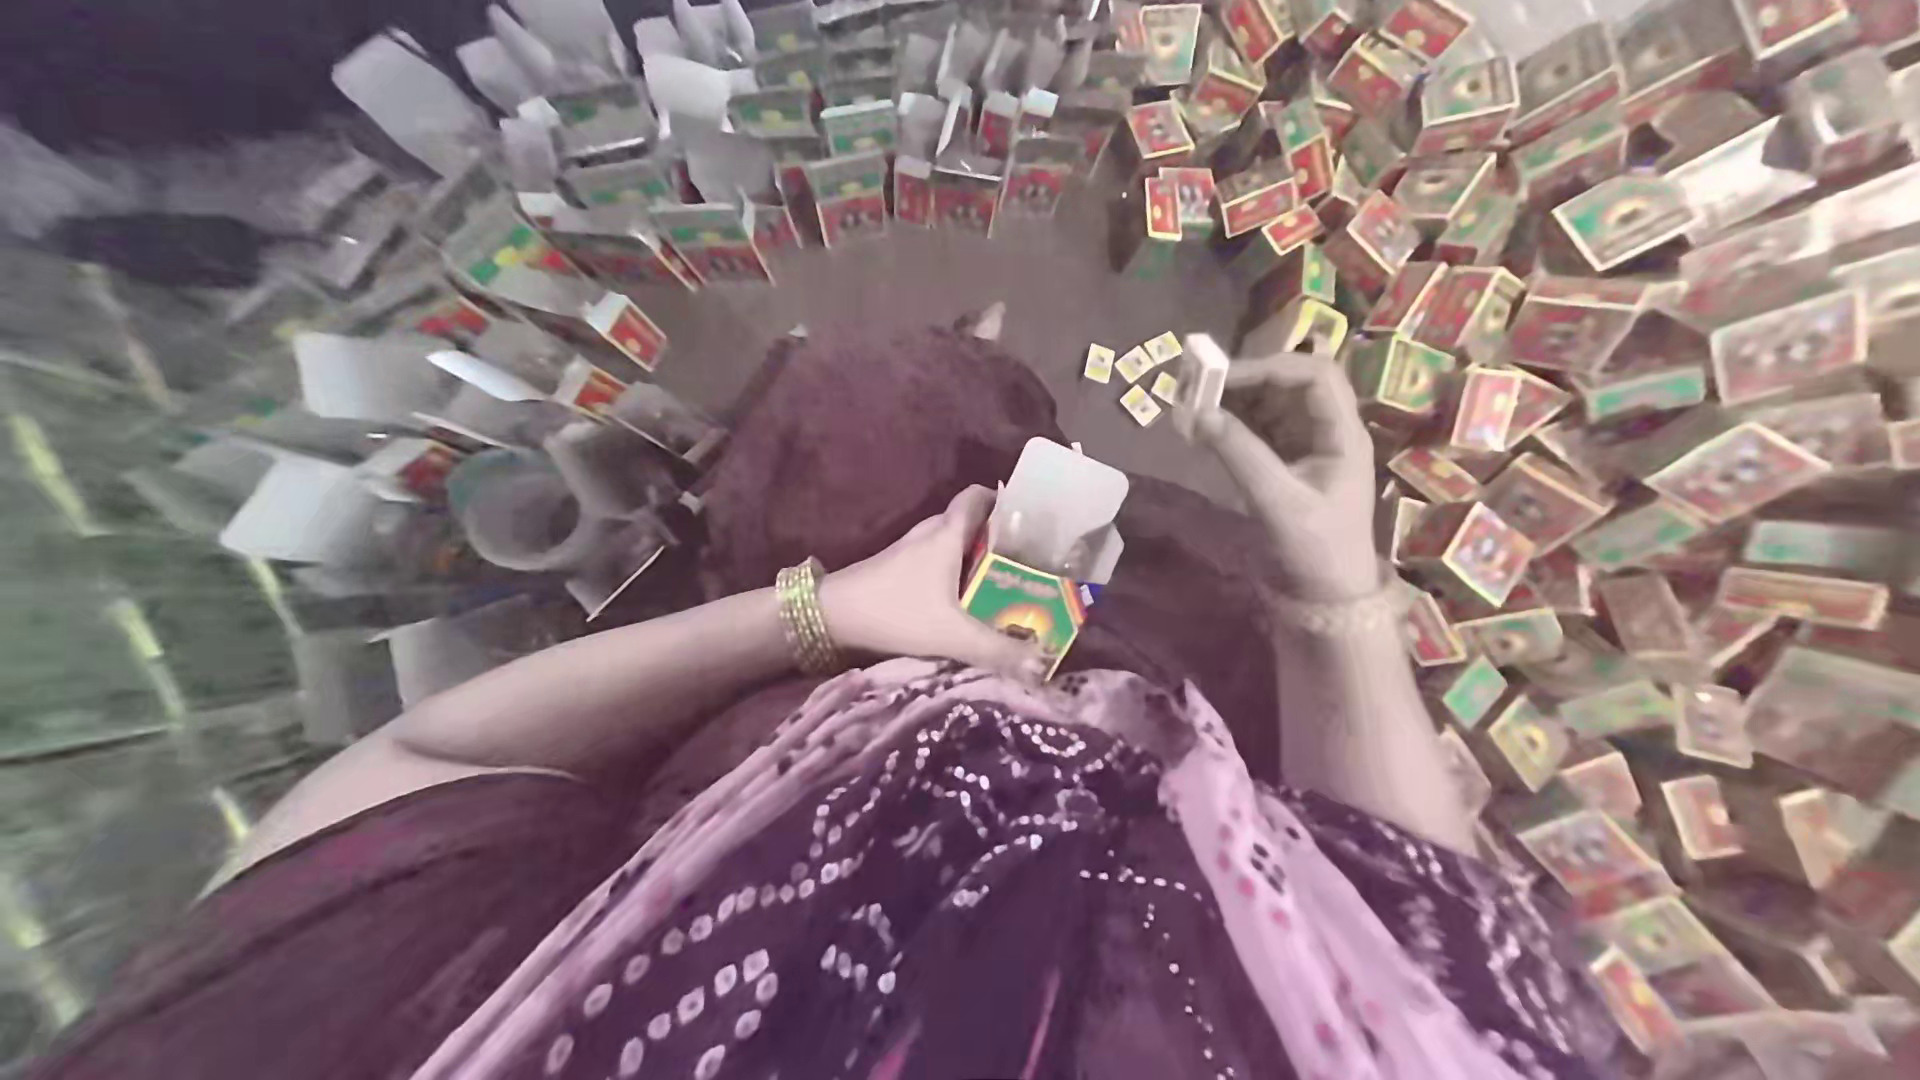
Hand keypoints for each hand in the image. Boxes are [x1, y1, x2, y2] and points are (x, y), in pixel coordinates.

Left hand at [818, 486, 1049, 680]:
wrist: (830, 616)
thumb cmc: (894, 612)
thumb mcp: (952, 634)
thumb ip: (997, 651)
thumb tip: (1042, 665)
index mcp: (947, 533)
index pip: (979, 496)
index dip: (1005, 501)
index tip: (1030, 521)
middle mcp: (930, 533)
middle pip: (971, 521)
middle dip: (999, 537)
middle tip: (1028, 562)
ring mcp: (910, 549)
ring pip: (953, 542)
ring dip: (977, 556)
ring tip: (1005, 581)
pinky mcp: (898, 568)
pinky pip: (938, 559)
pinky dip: (956, 570)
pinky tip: (966, 598)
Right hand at [1196, 351, 1381, 602]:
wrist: (1325, 593)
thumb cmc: (1315, 548)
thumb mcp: (1278, 501)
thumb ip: (1240, 454)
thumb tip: (1198, 414)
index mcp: (1341, 432)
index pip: (1313, 375)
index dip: (1268, 367)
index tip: (1221, 378)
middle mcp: (1323, 429)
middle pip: (1285, 384)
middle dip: (1242, 380)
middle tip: (1195, 386)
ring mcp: (1301, 444)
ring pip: (1265, 405)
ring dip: (1229, 401)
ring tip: (1189, 405)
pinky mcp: (1281, 461)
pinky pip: (1252, 430)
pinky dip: (1226, 425)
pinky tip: (1199, 428)